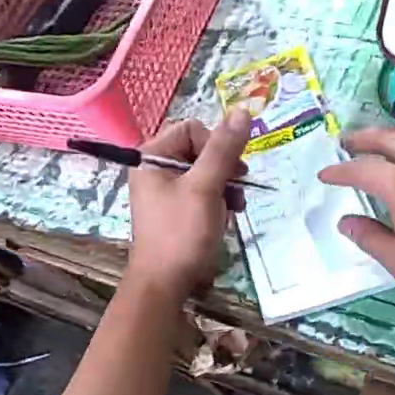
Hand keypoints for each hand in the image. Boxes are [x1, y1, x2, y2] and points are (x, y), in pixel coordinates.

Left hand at [125, 112, 252, 295]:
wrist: (164, 284)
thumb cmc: (181, 233)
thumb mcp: (205, 188)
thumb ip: (223, 149)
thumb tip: (243, 110)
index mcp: (151, 155)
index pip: (192, 128)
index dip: (216, 145)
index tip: (230, 170)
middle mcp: (154, 168)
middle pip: (200, 149)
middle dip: (223, 168)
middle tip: (237, 188)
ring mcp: (164, 190)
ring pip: (205, 171)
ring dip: (225, 185)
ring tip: (235, 207)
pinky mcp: (175, 209)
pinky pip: (202, 191)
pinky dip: (218, 200)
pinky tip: (228, 215)